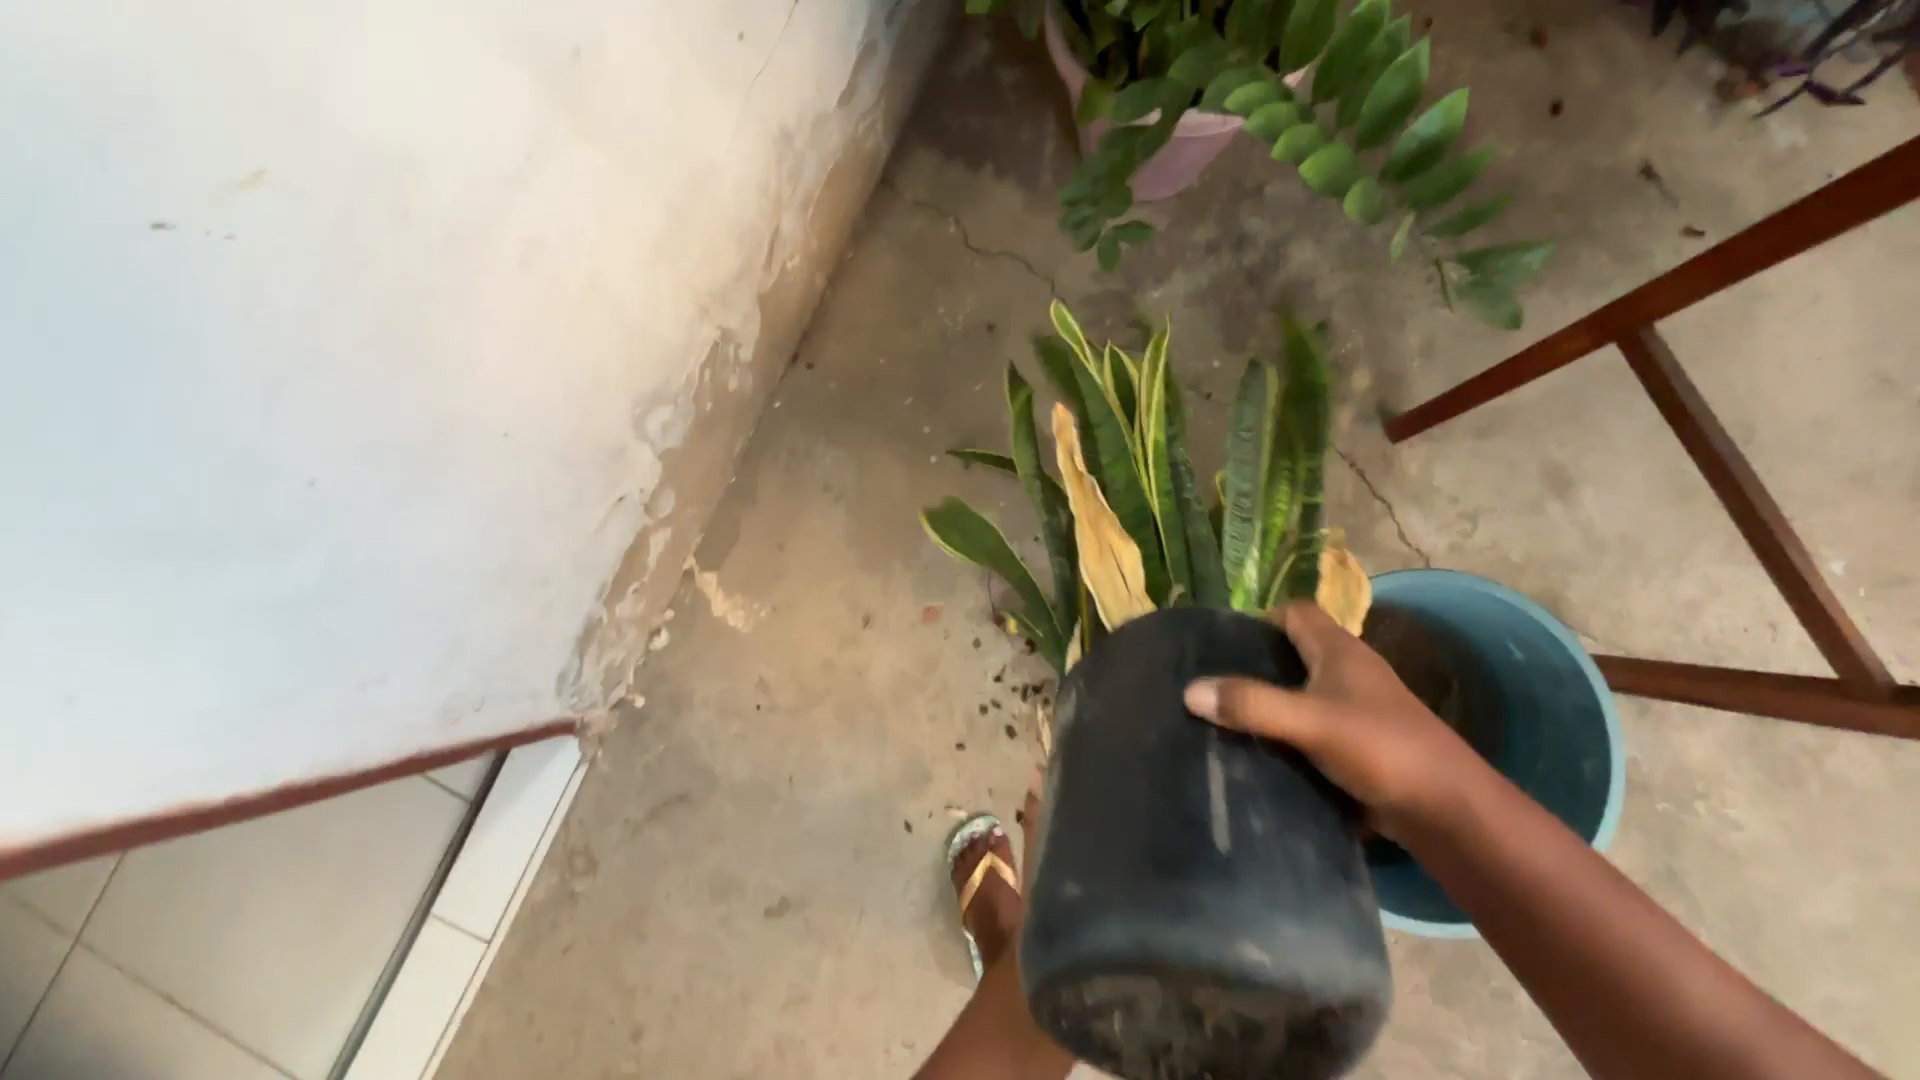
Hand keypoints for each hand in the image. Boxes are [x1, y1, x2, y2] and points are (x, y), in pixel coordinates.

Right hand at [1184, 601, 1486, 842]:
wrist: (1448, 810)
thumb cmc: (1382, 748)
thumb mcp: (1310, 722)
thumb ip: (1251, 704)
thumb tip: (1190, 690)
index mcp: (1340, 651)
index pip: (1294, 612)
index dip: (1259, 619)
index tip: (1220, 643)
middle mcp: (1348, 673)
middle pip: (1293, 653)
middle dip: (1254, 665)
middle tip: (1210, 684)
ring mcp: (1356, 710)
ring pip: (1301, 694)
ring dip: (1268, 704)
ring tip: (1223, 720)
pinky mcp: (1358, 746)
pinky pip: (1311, 730)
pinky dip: (1285, 738)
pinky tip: (1257, 755)